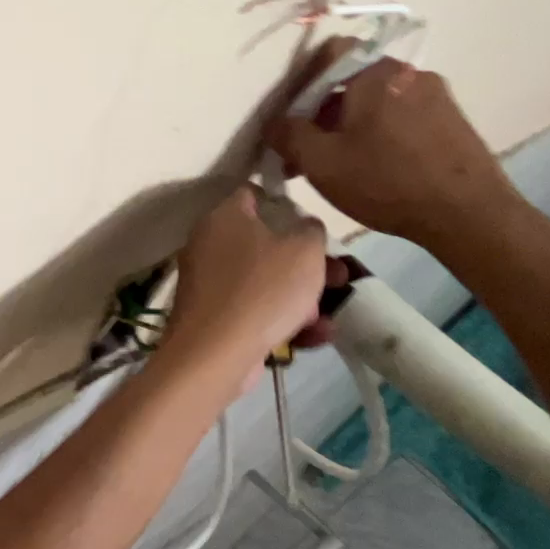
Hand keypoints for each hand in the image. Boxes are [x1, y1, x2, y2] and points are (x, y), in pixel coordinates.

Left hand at [165, 186, 326, 394]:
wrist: (215, 354)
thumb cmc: (262, 289)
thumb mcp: (304, 249)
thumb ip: (310, 229)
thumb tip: (302, 227)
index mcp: (222, 219)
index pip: (252, 194)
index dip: (283, 200)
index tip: (312, 216)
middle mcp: (208, 248)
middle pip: (266, 244)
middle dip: (308, 261)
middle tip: (341, 274)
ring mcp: (209, 286)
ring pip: (265, 282)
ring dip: (303, 296)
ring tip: (335, 310)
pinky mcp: (213, 319)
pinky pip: (255, 312)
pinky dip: (284, 321)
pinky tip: (317, 335)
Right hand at [267, 42, 521, 249]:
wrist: (464, 211)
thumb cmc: (384, 182)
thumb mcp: (320, 163)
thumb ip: (288, 135)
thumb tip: (274, 122)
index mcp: (376, 75)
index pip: (330, 53)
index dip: (302, 81)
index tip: (289, 118)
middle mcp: (408, 73)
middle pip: (351, 80)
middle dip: (321, 113)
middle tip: (304, 153)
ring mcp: (434, 94)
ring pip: (374, 100)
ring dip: (346, 126)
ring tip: (335, 165)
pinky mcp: (448, 118)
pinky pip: (398, 115)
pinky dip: (375, 133)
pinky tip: (370, 166)